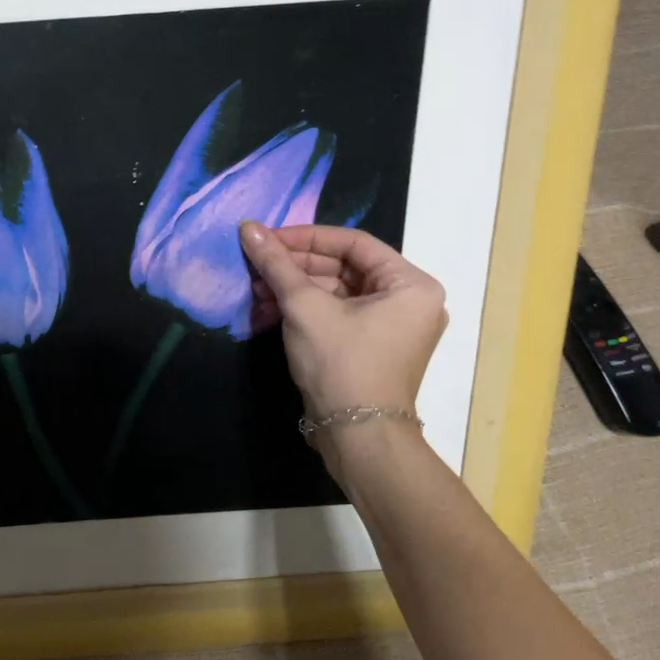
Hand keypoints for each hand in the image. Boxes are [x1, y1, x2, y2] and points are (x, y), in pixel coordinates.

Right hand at [239, 222, 446, 465]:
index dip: (305, 237)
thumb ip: (276, 263)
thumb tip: (247, 226)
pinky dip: (305, 308)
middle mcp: (409, 301)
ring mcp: (392, 326)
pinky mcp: (372, 346)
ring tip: (256, 288)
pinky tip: (269, 308)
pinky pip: (337, 312)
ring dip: (294, 287)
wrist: (356, 433)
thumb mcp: (303, 306)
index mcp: (411, 284)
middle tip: (256, 264)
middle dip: (295, 265)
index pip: (352, 243)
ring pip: (336, 290)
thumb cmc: (341, 361)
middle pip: (344, 266)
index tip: (266, 238)